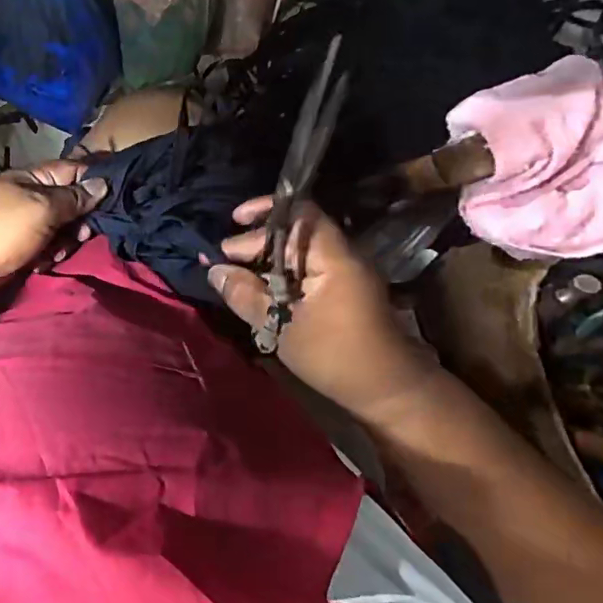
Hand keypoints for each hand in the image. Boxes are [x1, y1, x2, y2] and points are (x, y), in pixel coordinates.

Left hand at [0, 159, 107, 299]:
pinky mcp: (21, 248)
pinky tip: (40, 264)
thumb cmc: (1, 231)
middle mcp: (29, 196)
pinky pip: (48, 247)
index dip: (95, 182)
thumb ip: (75, 197)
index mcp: (31, 177)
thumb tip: (103, 183)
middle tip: (80, 235)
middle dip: (80, 221)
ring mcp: (24, 223)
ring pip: (62, 229)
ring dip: (64, 243)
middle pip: (71, 203)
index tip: (116, 198)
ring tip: (53, 254)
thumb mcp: (42, 208)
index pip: (74, 170)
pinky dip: (49, 256)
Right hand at [210, 197, 437, 420]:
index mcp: (332, 256)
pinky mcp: (343, 289)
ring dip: (267, 257)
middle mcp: (342, 255)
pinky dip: (281, 272)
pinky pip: (307, 269)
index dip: (263, 213)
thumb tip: (214, 270)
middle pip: (296, 230)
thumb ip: (246, 295)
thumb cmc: (335, 356)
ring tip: (236, 270)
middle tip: (225, 257)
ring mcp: (345, 272)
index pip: (298, 214)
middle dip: (258, 239)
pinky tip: (259, 286)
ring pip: (299, 251)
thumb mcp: (281, 328)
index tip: (232, 227)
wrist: (388, 389)